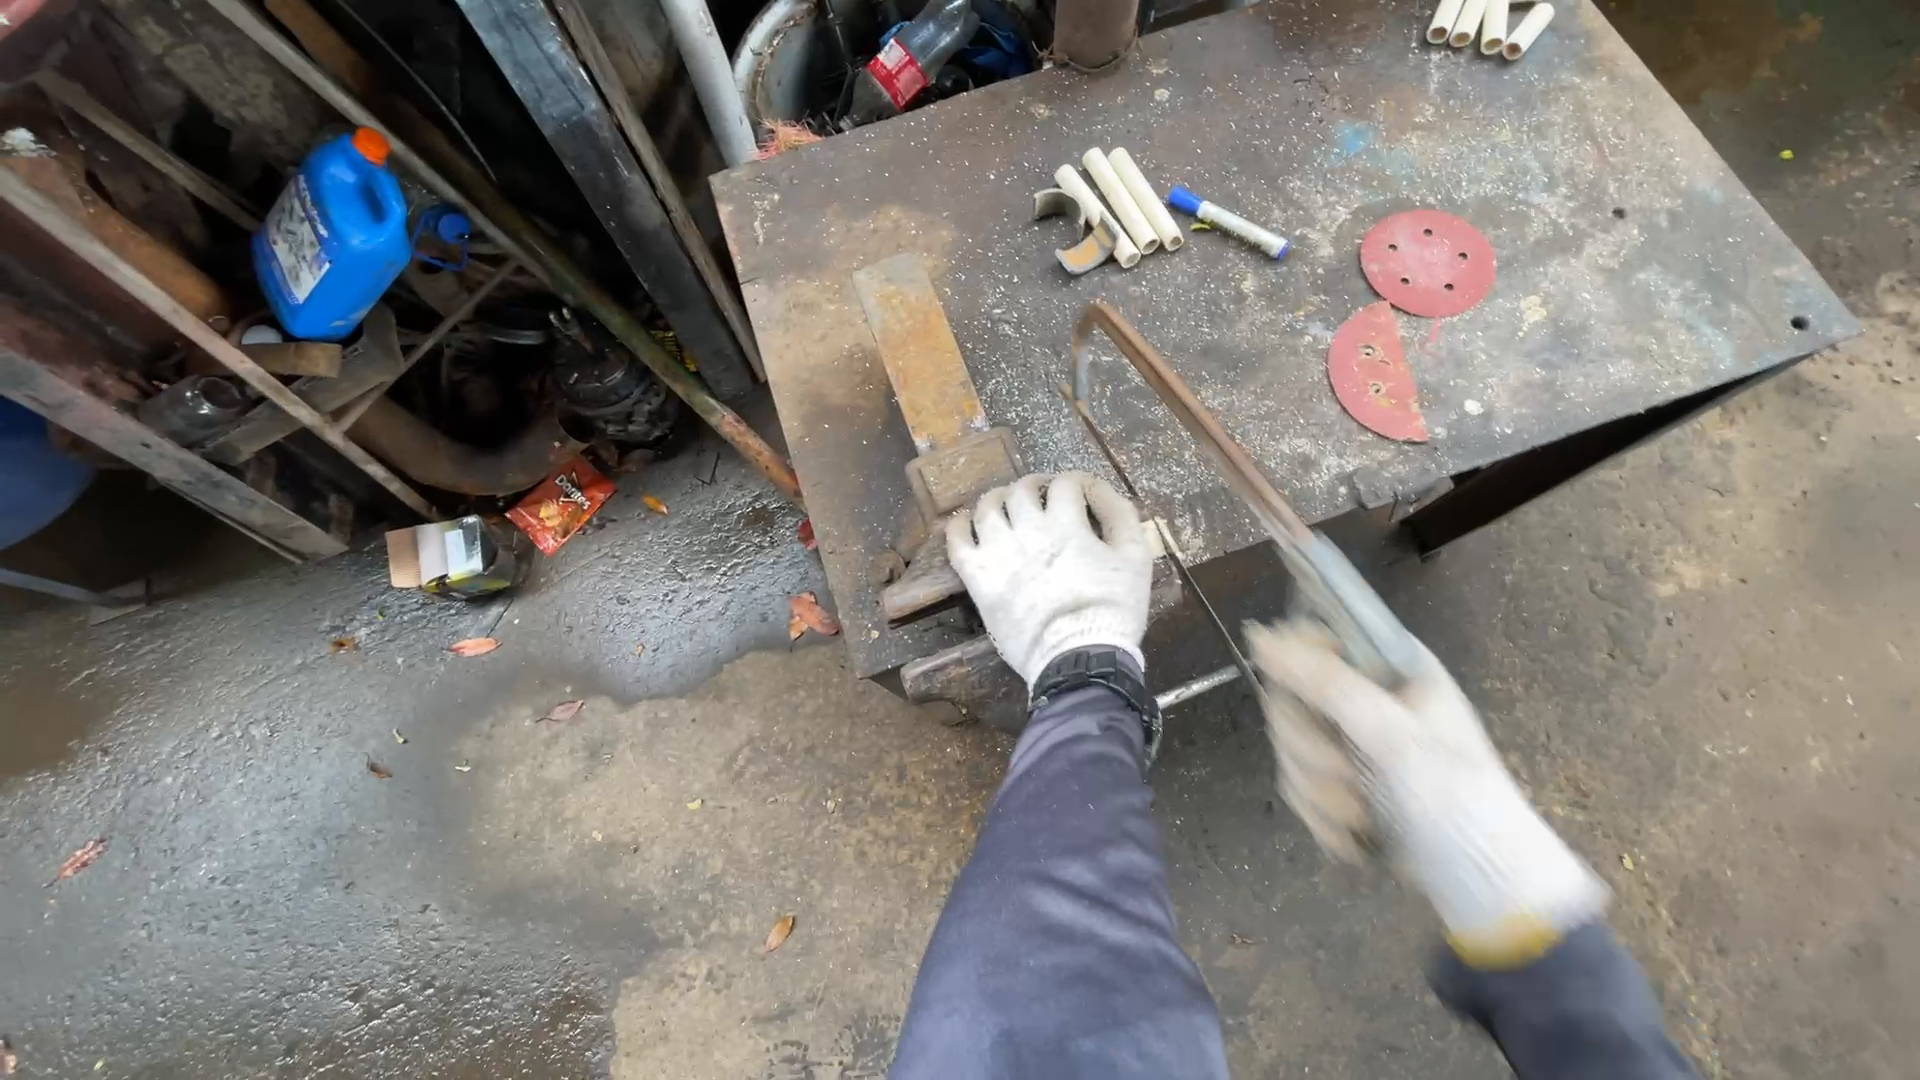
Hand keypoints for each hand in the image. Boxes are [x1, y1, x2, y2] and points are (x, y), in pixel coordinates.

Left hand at [945, 472, 1150, 687]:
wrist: (1078, 658)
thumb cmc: (1112, 610)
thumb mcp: (1135, 558)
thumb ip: (1120, 516)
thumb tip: (1100, 491)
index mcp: (1065, 523)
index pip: (1066, 483)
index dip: (1076, 482)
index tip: (1081, 492)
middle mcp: (1027, 529)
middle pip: (1022, 490)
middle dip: (1035, 486)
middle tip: (1042, 496)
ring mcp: (997, 553)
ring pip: (987, 508)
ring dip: (998, 499)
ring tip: (1006, 505)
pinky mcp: (978, 579)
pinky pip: (957, 542)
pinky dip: (959, 527)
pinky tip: (967, 525)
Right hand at [1246, 619, 1608, 966]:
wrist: (1483, 884)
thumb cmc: (1454, 799)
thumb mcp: (1392, 734)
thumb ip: (1326, 682)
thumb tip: (1261, 636)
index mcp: (1389, 666)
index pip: (1313, 637)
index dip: (1299, 667)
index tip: (1309, 703)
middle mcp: (1366, 694)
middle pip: (1289, 698)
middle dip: (1310, 750)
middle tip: (1347, 776)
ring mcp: (1350, 739)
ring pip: (1288, 745)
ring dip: (1318, 790)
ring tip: (1359, 815)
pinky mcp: (1338, 780)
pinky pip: (1296, 781)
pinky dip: (1320, 813)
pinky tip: (1352, 833)